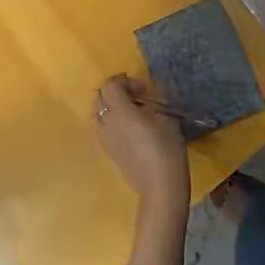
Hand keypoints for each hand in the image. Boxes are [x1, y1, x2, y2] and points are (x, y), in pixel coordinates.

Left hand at [92, 75, 188, 209]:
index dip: (125, 81)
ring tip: (127, 112)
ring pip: (96, 113)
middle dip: (114, 91)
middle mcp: (106, 121)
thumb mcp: (168, 117)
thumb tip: (153, 92)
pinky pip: (99, 128)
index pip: (110, 85)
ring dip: (108, 106)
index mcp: (120, 110)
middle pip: (99, 96)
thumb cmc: (166, 147)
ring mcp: (103, 137)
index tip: (143, 89)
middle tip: (134, 97)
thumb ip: (158, 99)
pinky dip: (107, 121)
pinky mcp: (106, 150)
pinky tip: (124, 129)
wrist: (160, 184)